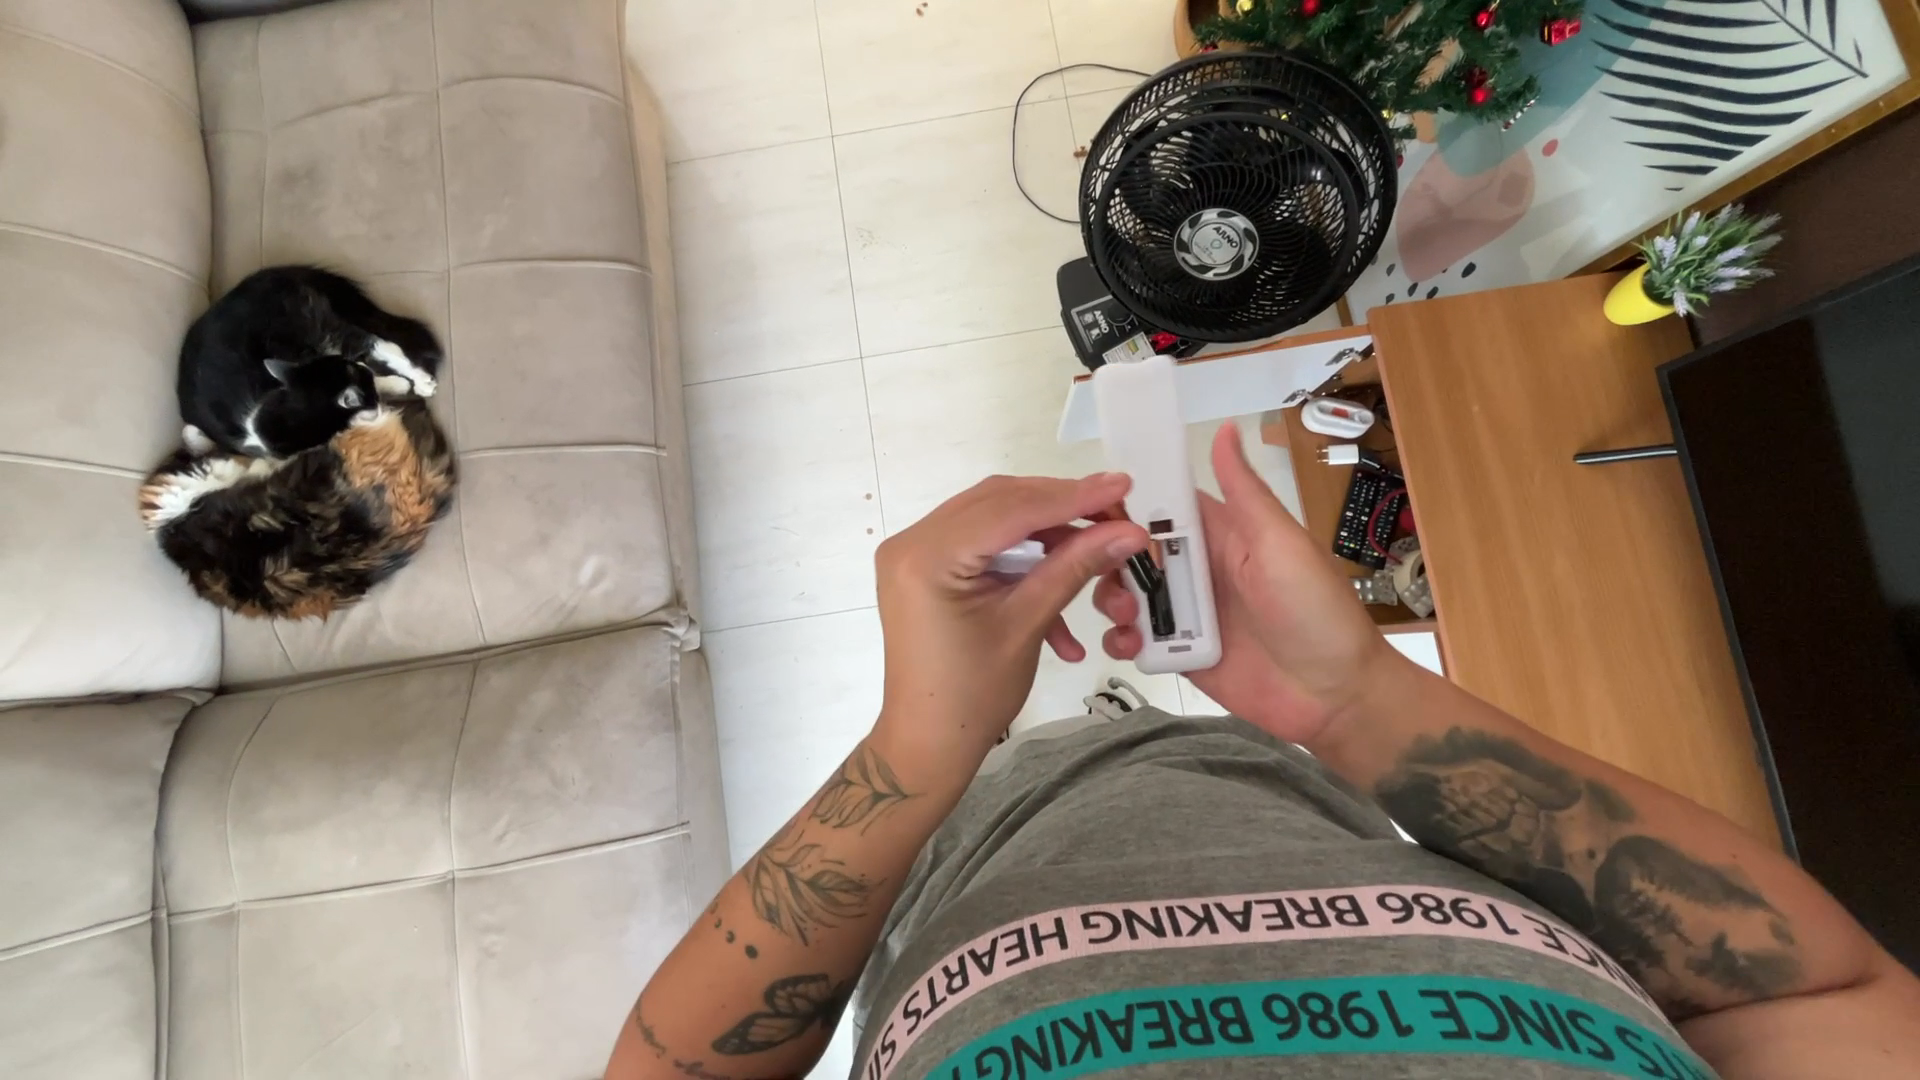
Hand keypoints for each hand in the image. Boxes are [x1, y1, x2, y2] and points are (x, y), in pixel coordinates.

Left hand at [873, 473, 1148, 762]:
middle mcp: (911, 541)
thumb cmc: (973, 695)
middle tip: (1115, 511)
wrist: (928, 740)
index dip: (1072, 496)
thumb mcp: (1027, 625)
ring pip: (993, 519)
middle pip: (999, 503)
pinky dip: (1022, 559)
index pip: (1010, 509)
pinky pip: (980, 544)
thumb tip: (1129, 531)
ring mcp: (914, 552)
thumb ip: (1074, 567)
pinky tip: (1059, 592)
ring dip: (1045, 533)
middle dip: (1060, 508)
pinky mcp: (924, 567)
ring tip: (1095, 547)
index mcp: (927, 557)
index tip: (1122, 485)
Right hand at [1095, 422, 1397, 744]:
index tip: (1090, 505)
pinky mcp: (1175, 652)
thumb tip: (1226, 426)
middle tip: (1103, 569)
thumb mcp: (1280, 542)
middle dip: (1105, 557)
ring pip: (1122, 594)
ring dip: (1110, 598)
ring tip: (1126, 614)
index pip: (1157, 508)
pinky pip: (1132, 640)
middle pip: (1127, 552)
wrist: (1333, 695)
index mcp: (1215, 536)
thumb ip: (1244, 492)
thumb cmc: (1314, 609)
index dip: (1122, 502)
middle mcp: (1191, 571)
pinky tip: (1131, 644)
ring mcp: (1181, 614)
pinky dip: (1120, 640)